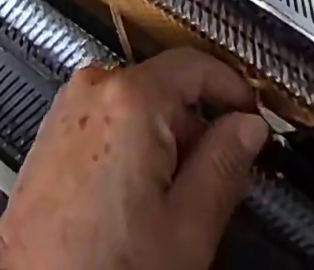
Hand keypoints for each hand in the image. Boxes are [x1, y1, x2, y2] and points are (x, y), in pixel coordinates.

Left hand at [0, 48, 268, 269]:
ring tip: (174, 194)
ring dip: (167, 133)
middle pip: (167, 84)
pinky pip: (112, 110)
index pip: (195, 65)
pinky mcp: (59, 118)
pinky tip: (139, 187)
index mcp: (132, 99)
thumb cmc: (104, 263)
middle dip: (199, 122)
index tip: (254, 114)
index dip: (233, 87)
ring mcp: (73, 99)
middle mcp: (97, 85)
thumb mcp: (186, 226)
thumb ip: (224, 165)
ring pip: (140, 98)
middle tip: (221, 171)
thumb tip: (248, 128)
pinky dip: (136, 135)